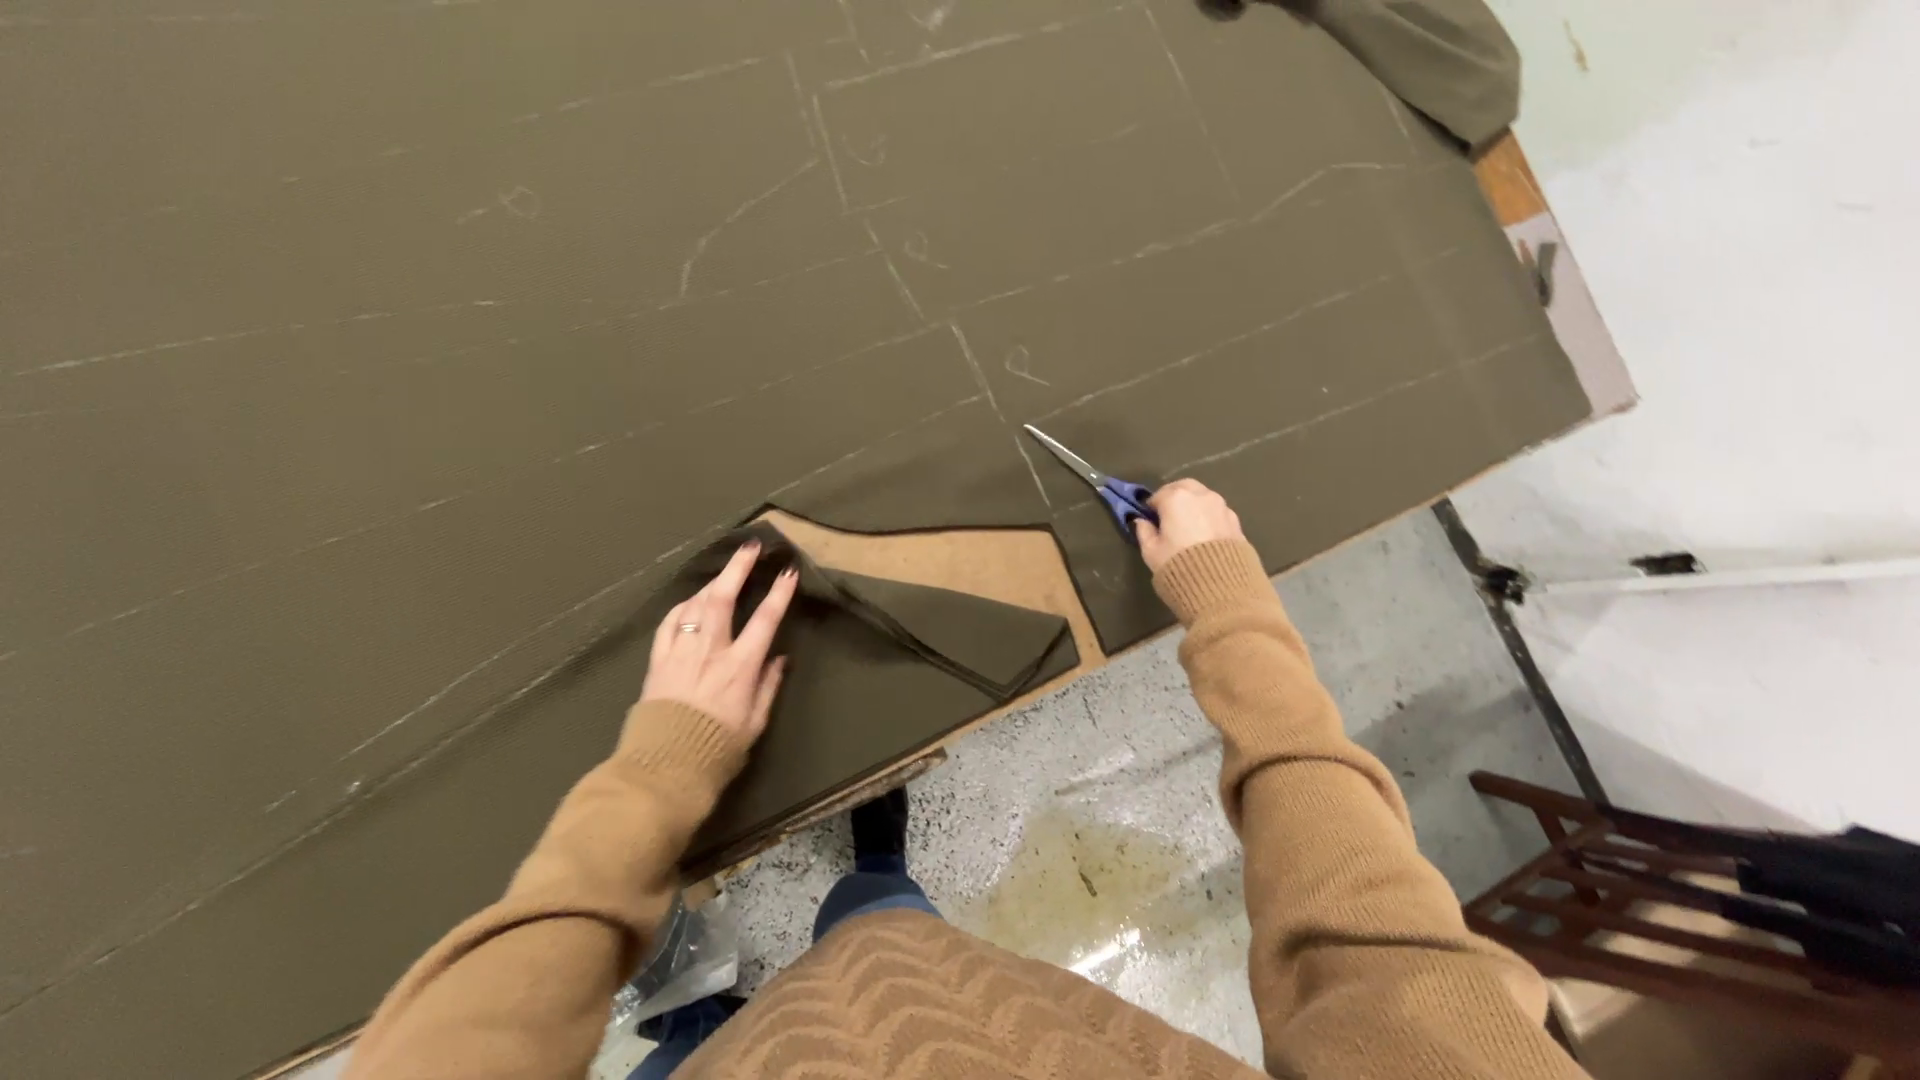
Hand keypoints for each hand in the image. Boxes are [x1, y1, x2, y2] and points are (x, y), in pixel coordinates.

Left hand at [637, 541, 797, 739]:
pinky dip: (682, 606)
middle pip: (722, 598)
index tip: (788, 572)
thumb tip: (779, 658)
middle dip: (738, 568)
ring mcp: (680, 652)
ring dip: (712, 582)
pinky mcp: (658, 660)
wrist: (665, 765)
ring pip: (695, 605)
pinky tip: (690, 601)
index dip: (779, 594)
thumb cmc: (718, 748)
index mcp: (739, 667)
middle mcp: (710, 651)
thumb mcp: (755, 722)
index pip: (764, 620)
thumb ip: (768, 686)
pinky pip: (670, 622)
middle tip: (750, 546)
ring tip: (725, 571)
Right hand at [1133, 479, 1244, 573]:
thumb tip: (1141, 522)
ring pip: (1203, 497)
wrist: (1220, 583)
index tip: (1150, 521)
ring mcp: (1221, 505)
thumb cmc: (1178, 564)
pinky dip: (1209, 516)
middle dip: (1174, 497)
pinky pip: (1216, 511)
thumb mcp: (1151, 552)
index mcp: (1175, 498)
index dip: (1152, 509)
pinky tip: (1206, 534)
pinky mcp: (1235, 519)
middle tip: (1169, 517)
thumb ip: (1144, 532)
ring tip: (1189, 526)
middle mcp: (1200, 495)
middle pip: (1183, 488)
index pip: (1158, 496)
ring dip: (1193, 505)